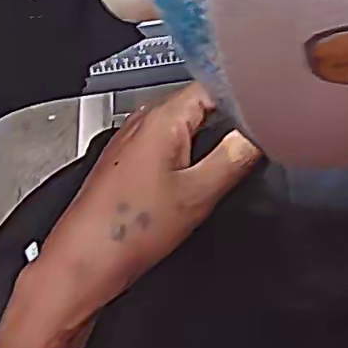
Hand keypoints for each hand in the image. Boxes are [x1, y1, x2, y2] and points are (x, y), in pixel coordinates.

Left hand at [19, 83, 262, 335]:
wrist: (82, 263)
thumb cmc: (125, 230)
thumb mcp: (198, 194)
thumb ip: (235, 157)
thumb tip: (261, 134)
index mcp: (162, 117)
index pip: (216, 84)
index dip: (245, 98)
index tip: (265, 116)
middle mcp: (144, 120)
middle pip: (203, 104)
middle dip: (230, 124)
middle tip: (249, 150)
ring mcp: (135, 140)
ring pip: (188, 127)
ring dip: (209, 144)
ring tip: (221, 171)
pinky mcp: (130, 161)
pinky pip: (171, 145)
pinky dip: (189, 159)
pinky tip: (194, 184)